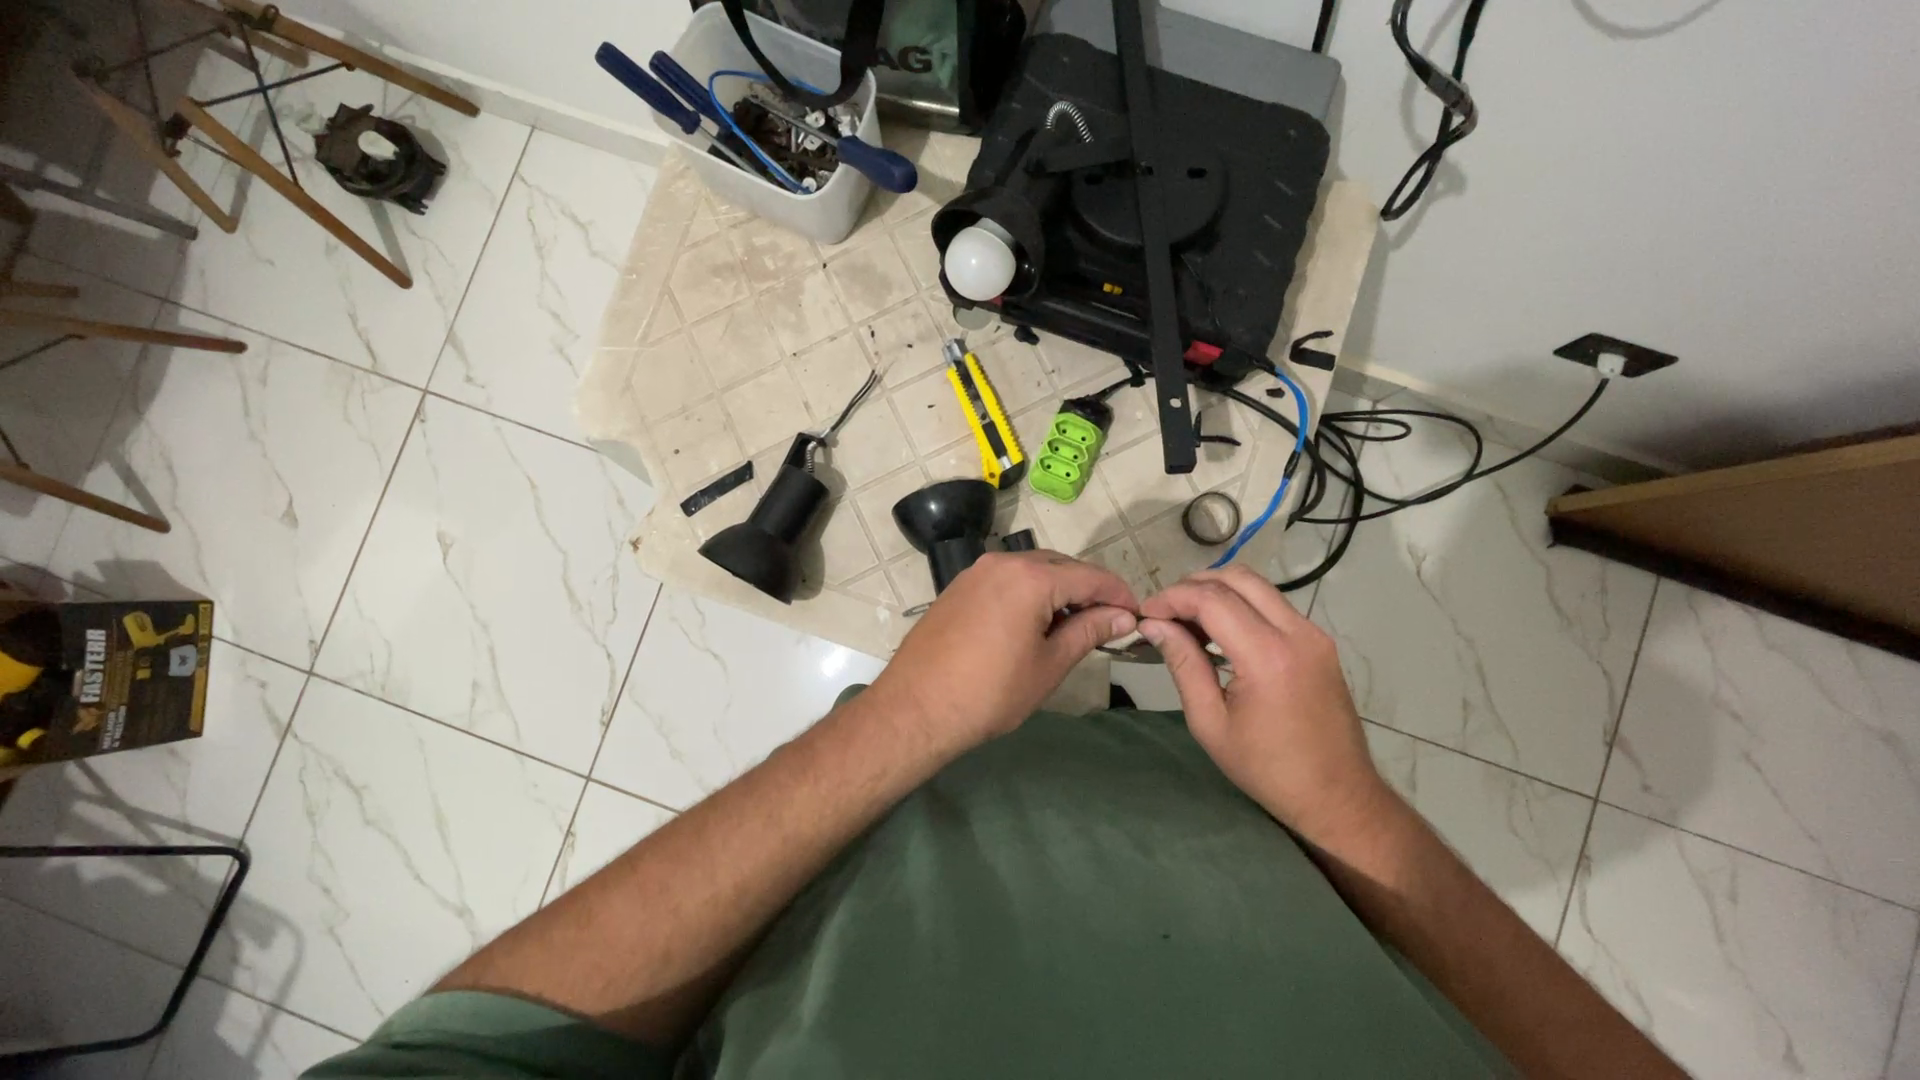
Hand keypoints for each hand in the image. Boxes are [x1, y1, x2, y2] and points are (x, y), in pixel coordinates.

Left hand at [867, 551, 1138, 751]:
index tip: (1137, 616)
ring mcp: (976, 572)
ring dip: (1058, 591)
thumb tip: (1123, 616)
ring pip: (1031, 571)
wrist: (916, 708)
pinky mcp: (958, 587)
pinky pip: (1006, 580)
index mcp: (1031, 577)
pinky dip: (1028, 594)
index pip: (1090, 577)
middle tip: (1109, 623)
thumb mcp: (1049, 665)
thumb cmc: (990, 692)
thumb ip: (1088, 631)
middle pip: (1060, 567)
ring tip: (1074, 626)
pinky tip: (1034, 624)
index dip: (1118, 595)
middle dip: (1088, 590)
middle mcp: (1002, 563)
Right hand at [1138, 565, 1392, 843]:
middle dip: (1193, 585)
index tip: (1146, 615)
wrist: (1337, 795)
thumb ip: (1183, 665)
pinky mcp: (1320, 642)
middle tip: (1165, 611)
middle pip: (1237, 578)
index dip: (1172, 598)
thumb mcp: (1210, 723)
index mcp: (1267, 656)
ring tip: (1187, 619)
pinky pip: (1274, 605)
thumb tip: (1155, 627)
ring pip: (1258, 586)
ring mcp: (1313, 634)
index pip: (1211, 600)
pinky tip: (1219, 632)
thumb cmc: (1267, 768)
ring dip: (1218, 591)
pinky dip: (1241, 605)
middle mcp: (1296, 633)